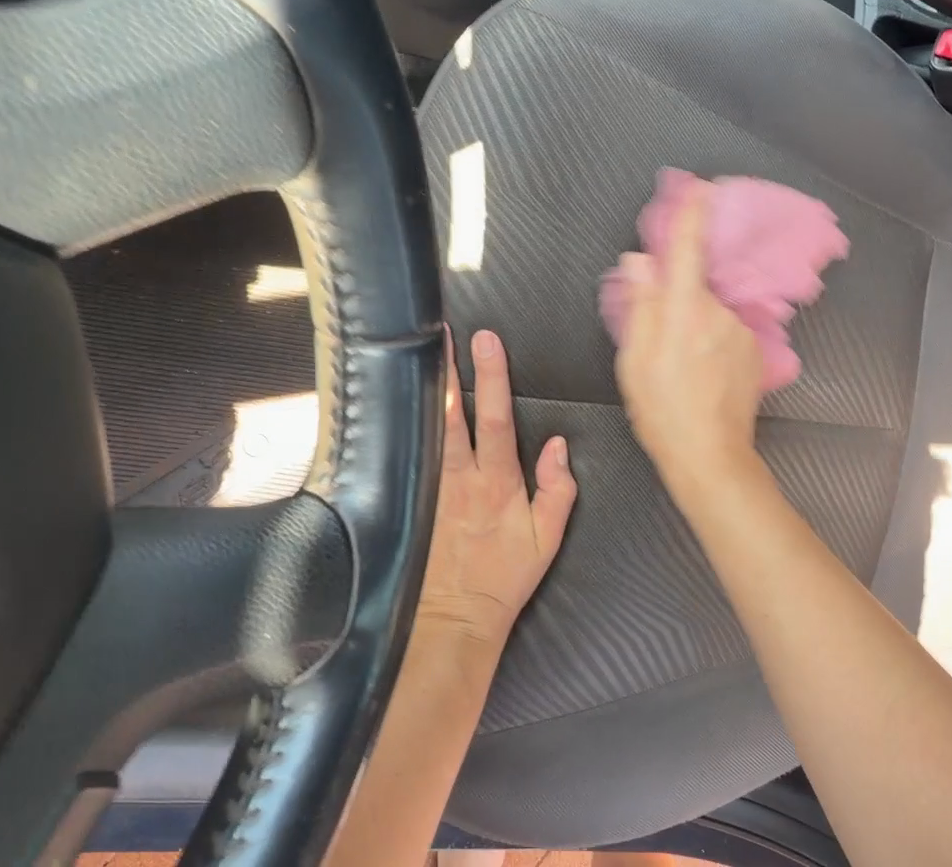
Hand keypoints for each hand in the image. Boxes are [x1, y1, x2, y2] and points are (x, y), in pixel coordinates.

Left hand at [417, 329, 576, 646]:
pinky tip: (394, 409)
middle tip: (438, 335)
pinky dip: (400, 430)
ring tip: (416, 360)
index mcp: (497, 482)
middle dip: (446, 372)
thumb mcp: (548, 537)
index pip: (496, 419)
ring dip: (423, 393)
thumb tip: (557, 444)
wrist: (456, 616)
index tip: (487, 341)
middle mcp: (460, 479)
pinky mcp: (411, 502)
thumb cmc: (505, 576)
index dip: (493, 378)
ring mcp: (431, 489)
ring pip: (425, 431)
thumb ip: (557, 489)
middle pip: (450, 414)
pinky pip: (407, 458)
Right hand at [615, 184, 765, 501]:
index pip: (687, 249)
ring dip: (697, 329)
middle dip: (678, 305)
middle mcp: (719, 313)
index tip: (697, 188)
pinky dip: (715, 345)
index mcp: (684, 310)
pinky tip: (705, 377)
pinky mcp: (755, 351)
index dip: (691, 215)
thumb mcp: (634, 360)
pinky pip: (728, 334)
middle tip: (662, 347)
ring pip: (711, 315)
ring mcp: (742, 332)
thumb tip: (640, 262)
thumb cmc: (662, 410)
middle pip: (695, 289)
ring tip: (683, 371)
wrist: (710, 455)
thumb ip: (639, 305)